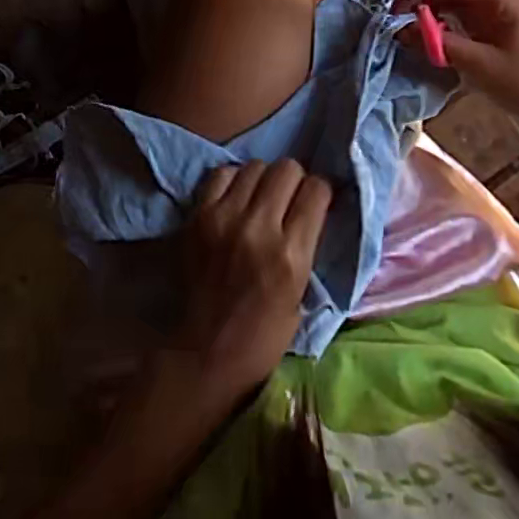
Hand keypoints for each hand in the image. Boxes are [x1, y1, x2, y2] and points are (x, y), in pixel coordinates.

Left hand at [174, 159, 330, 396]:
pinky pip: (221, 175)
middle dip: (295, 179)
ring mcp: (224, 218)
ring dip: (264, 178)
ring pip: (255, 166)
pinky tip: (236, 198)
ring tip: (262, 197)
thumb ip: (307, 245)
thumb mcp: (301, 293)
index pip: (317, 190)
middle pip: (287, 169)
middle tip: (291, 196)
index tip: (318, 199)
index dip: (321, 191)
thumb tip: (313, 208)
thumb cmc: (263, 335)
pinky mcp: (197, 217)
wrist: (205, 352)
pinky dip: (234, 180)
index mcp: (291, 254)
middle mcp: (259, 227)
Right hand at [400, 0, 518, 127]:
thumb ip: (439, 42)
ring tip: (406, 28)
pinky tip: (424, 39)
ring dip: (428, 13)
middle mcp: (496, 4)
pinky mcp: (486, 36)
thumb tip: (405, 27)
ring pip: (451, 5)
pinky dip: (438, 27)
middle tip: (398, 15)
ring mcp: (491, 19)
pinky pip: (455, 22)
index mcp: (502, 1)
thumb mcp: (477, 63)